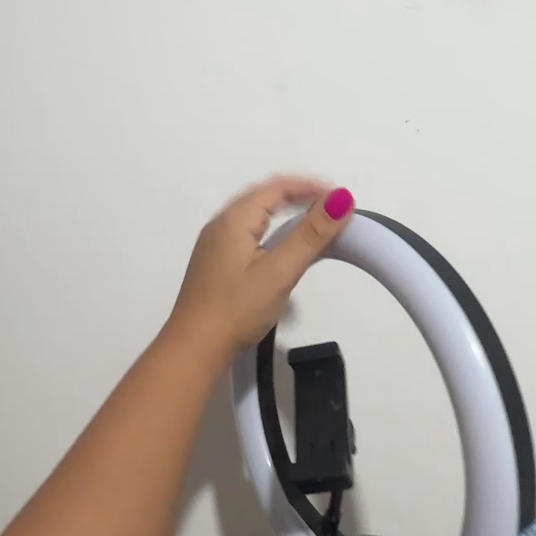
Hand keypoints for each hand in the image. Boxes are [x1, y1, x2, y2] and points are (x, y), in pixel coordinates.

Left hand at [163, 175, 355, 356]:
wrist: (194, 348)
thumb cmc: (237, 309)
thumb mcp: (280, 271)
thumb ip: (311, 234)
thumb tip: (341, 198)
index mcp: (234, 219)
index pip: (277, 187)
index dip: (311, 187)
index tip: (342, 199)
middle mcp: (221, 224)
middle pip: (264, 196)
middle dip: (300, 196)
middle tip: (332, 209)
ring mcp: (215, 245)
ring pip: (255, 215)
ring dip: (286, 213)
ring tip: (315, 224)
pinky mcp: (216, 264)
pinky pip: (249, 233)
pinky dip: (273, 230)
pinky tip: (284, 249)